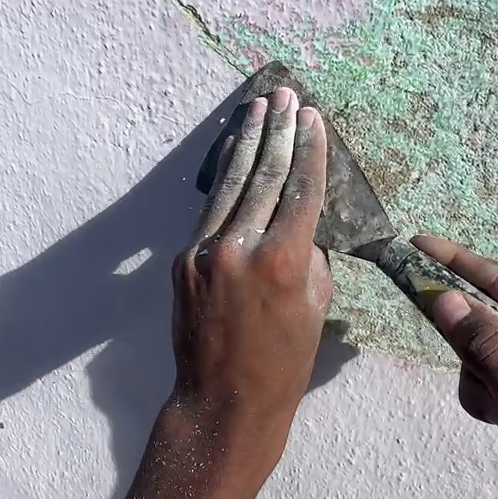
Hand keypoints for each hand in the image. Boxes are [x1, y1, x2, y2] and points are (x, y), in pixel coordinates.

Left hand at [166, 86, 331, 474]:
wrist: (222, 402)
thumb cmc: (283, 362)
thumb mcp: (315, 305)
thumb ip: (308, 251)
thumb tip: (297, 216)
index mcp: (283, 261)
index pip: (301, 189)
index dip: (309, 150)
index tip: (313, 117)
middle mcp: (240, 247)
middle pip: (263, 175)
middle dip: (277, 131)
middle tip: (285, 96)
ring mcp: (204, 251)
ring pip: (230, 184)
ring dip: (245, 142)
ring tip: (257, 108)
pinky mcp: (182, 259)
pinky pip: (210, 210)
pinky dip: (225, 179)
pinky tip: (233, 153)